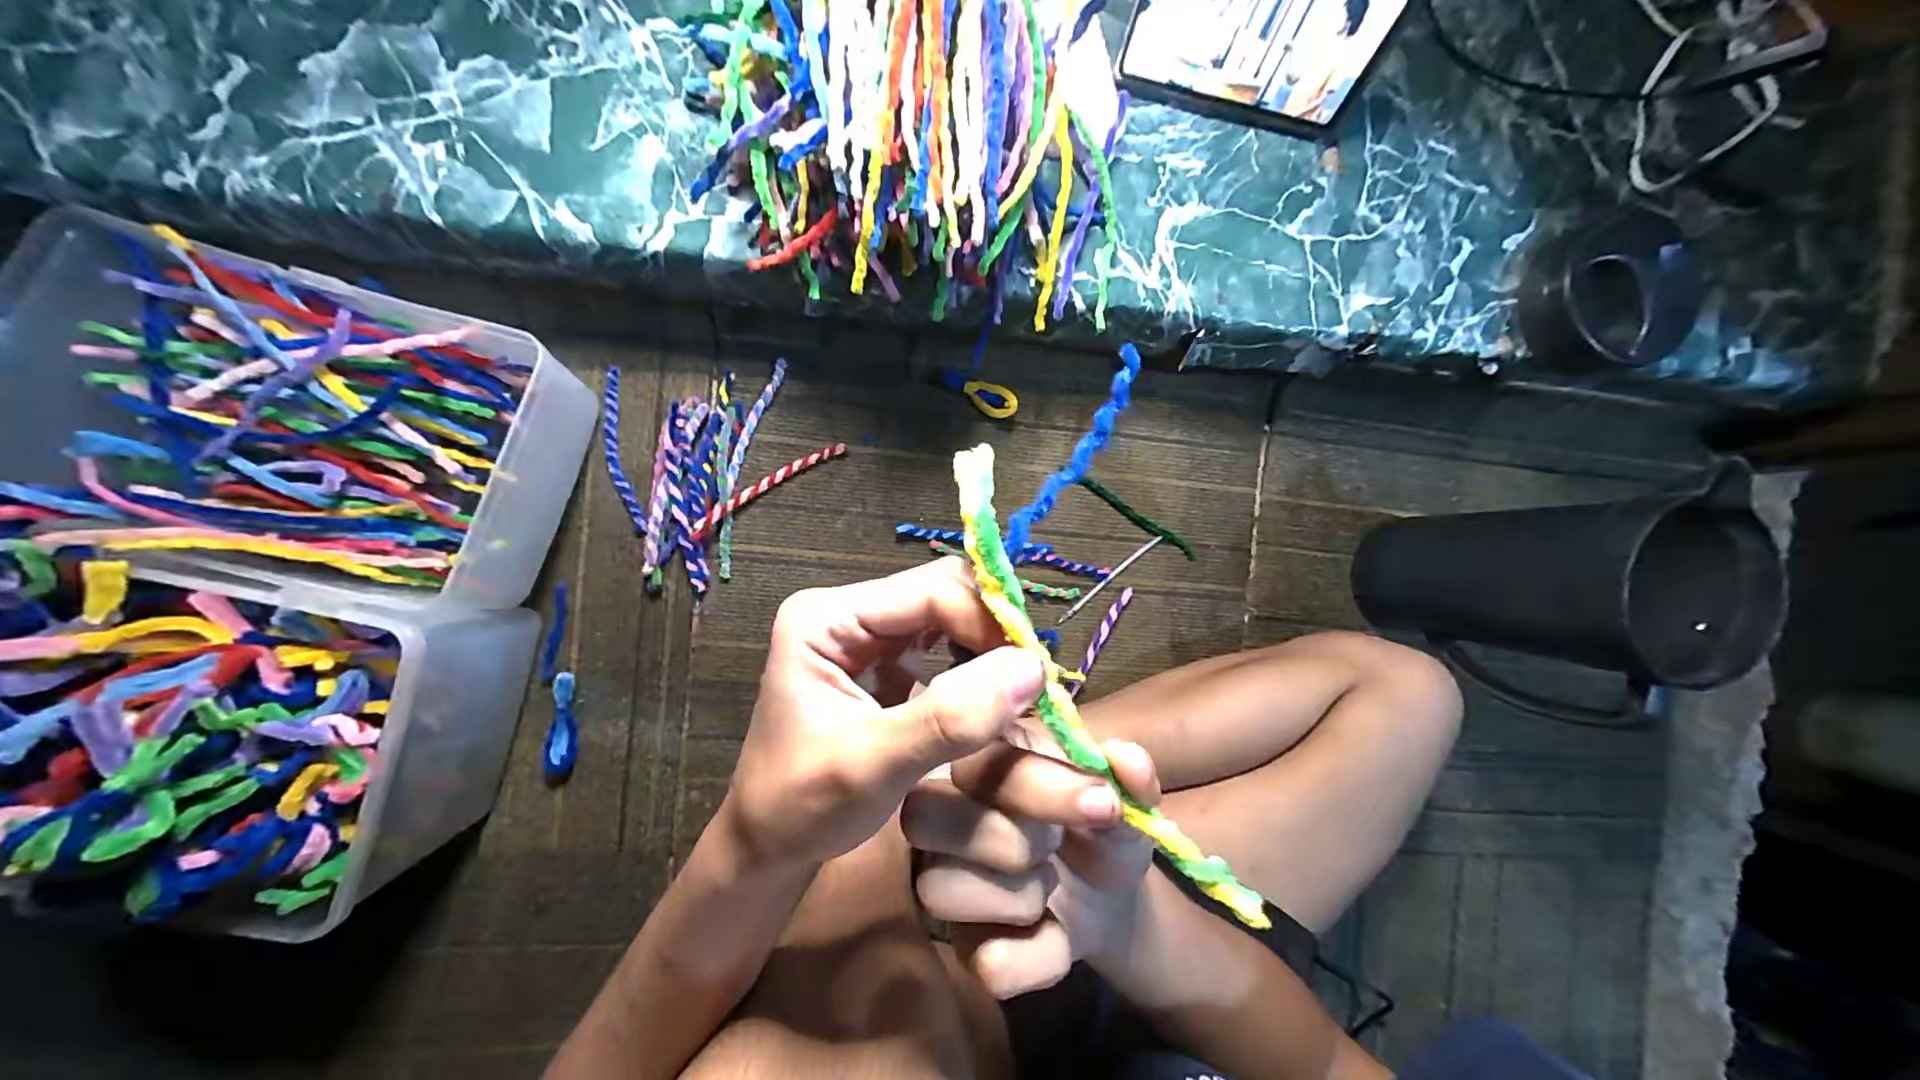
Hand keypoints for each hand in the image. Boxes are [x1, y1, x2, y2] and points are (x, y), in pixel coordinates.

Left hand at [724, 558, 1046, 868]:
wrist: (768, 842)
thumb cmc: (801, 806)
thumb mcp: (872, 766)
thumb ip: (948, 719)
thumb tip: (1031, 669)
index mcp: (825, 618)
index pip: (930, 591)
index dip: (990, 622)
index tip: (1037, 672)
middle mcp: (848, 610)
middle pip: (944, 591)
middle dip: (994, 630)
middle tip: (1035, 679)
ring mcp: (867, 631)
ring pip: (951, 612)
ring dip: (991, 644)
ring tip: (1024, 685)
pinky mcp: (885, 658)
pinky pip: (946, 641)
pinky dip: (978, 662)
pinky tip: (997, 693)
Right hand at [903, 733, 1162, 998]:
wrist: (1111, 891)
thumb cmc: (1100, 817)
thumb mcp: (1123, 792)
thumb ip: (1129, 772)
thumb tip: (1127, 760)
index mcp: (977, 755)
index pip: (970, 760)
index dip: (1035, 786)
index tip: (1102, 803)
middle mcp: (941, 808)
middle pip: (922, 817)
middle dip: (1012, 838)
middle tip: (1057, 842)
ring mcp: (941, 878)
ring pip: (939, 888)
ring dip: (1022, 894)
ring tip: (1051, 882)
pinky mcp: (962, 946)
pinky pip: (988, 960)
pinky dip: (1043, 953)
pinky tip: (1057, 931)